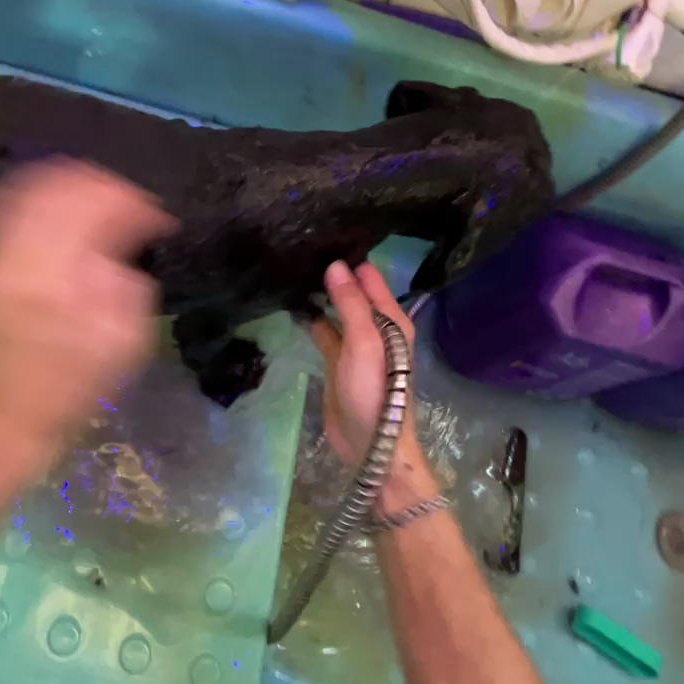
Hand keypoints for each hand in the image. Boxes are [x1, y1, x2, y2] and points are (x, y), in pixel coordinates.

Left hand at [0, 159, 174, 471]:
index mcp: (57, 280)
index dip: (133, 204)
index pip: (96, 211)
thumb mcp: (121, 344)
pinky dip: (33, 195)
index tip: (156, 219)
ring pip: (29, 190)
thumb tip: (124, 243)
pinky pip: (0, 208)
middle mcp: (17, 259)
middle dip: (106, 188)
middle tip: (132, 205)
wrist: (2, 422)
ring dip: (71, 184)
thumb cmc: (70, 390)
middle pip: (62, 190)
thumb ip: (128, 285)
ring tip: (99, 196)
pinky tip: (55, 200)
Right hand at [308, 262, 417, 464]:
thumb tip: (335, 264)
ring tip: (292, 271)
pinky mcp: (339, 361)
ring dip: (321, 295)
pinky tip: (293, 306)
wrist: (370, 446)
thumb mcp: (365, 343)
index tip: (318, 237)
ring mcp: (356, 344)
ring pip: (337, 310)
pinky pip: (325, 331)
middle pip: (353, 291)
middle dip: (332, 273)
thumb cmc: (375, 392)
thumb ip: (352, 303)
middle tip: (299, 250)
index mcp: (391, 319)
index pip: (370, 276)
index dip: (348, 258)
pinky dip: (312, 319)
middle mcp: (376, 327)